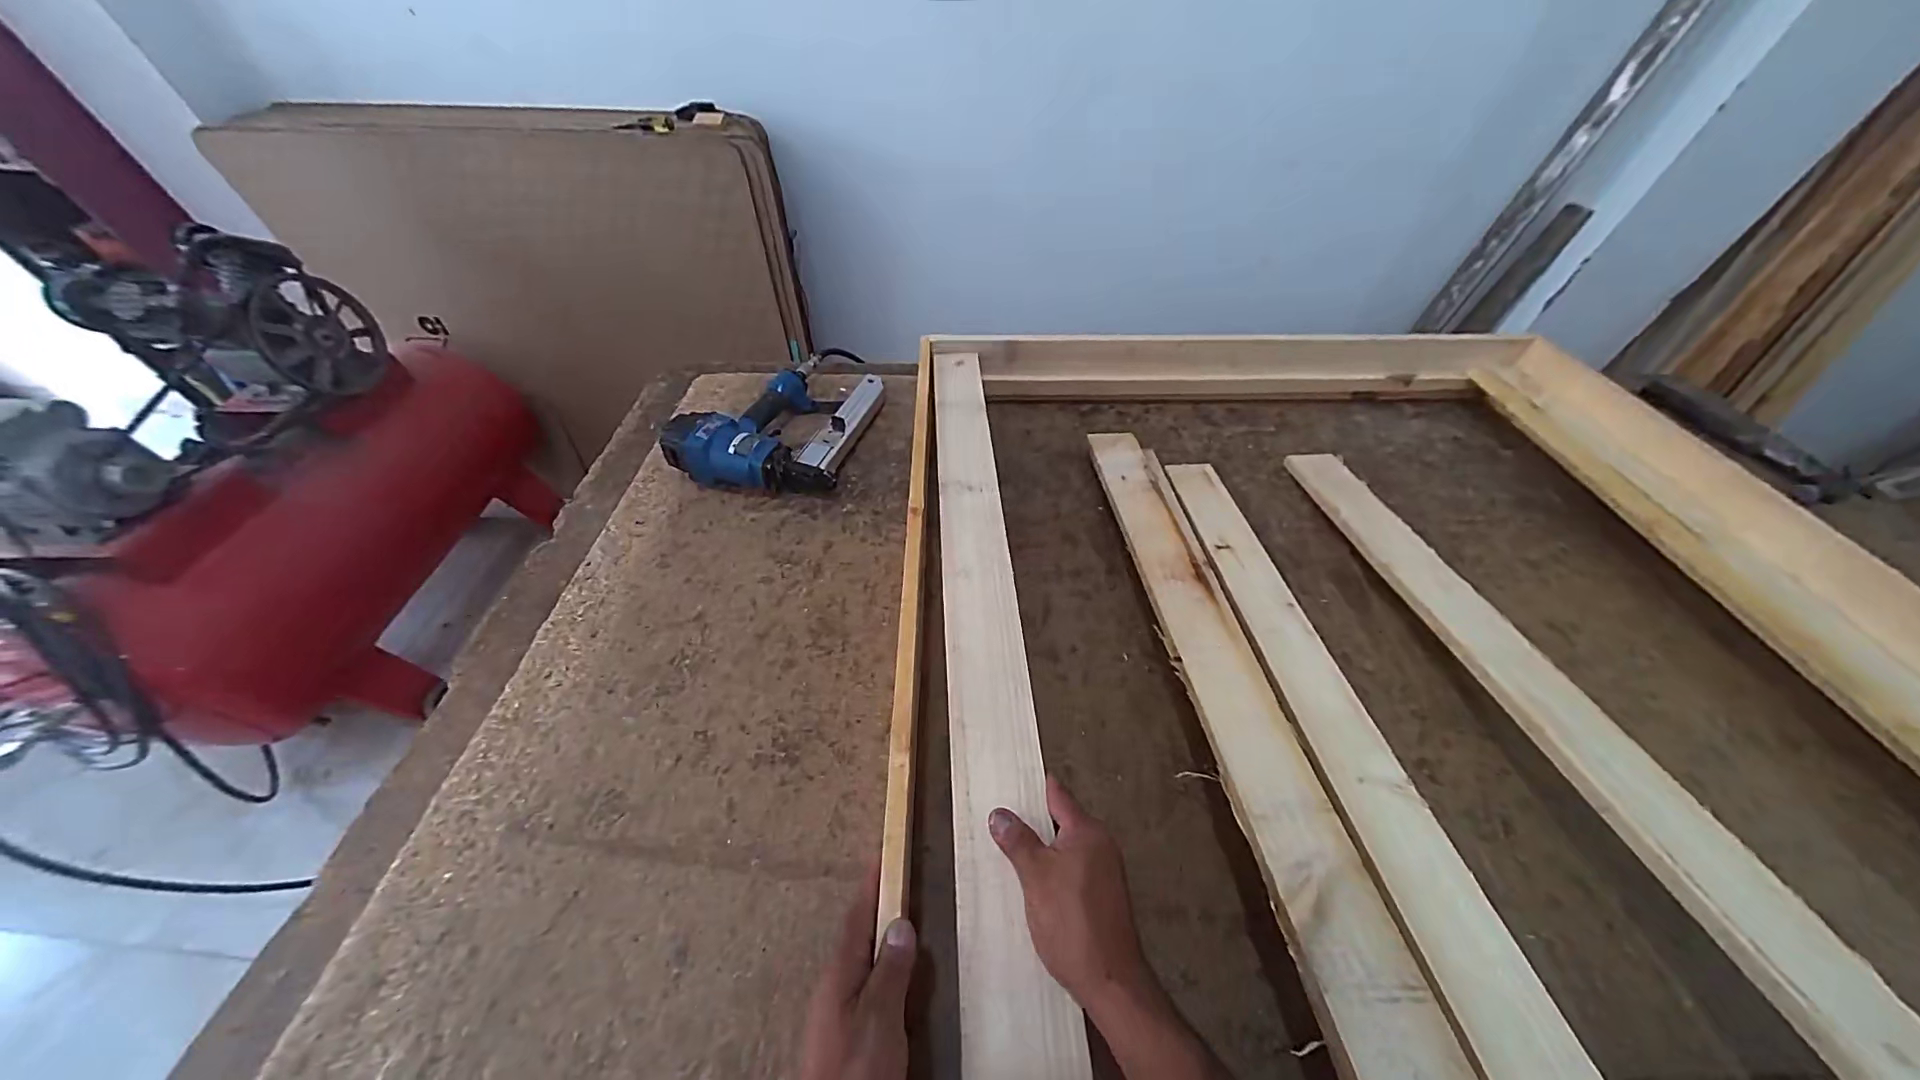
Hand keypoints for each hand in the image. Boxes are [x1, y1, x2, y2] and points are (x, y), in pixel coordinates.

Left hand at [798, 867, 916, 1079]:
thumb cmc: (854, 1069)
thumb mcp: (879, 1019)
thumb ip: (890, 971)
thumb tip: (902, 923)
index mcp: (840, 973)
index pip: (858, 916)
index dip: (872, 884)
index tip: (883, 852)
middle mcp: (835, 984)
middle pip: (858, 933)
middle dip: (876, 905)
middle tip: (898, 880)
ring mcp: (837, 1008)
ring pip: (862, 957)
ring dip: (879, 934)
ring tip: (901, 917)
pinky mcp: (845, 1029)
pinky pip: (866, 980)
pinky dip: (881, 963)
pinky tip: (894, 973)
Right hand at [991, 778, 1231, 1078]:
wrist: (1110, 981)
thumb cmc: (1071, 922)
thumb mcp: (1035, 877)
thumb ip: (1018, 841)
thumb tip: (1000, 813)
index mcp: (1088, 831)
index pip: (1057, 795)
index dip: (1033, 785)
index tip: (1010, 777)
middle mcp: (1101, 844)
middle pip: (1062, 819)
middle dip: (1033, 818)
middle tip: (1000, 815)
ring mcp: (1105, 871)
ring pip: (1066, 846)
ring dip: (1042, 846)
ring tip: (1010, 847)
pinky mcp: (1103, 895)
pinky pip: (1074, 867)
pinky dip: (1054, 866)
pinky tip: (1033, 880)